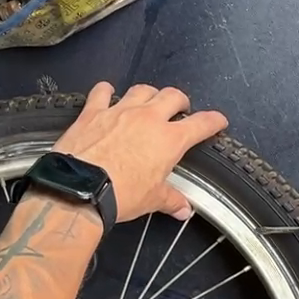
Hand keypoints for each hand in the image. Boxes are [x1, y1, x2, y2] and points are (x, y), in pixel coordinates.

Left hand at [54, 82, 227, 221]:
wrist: (80, 189)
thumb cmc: (121, 194)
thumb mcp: (152, 200)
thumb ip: (171, 200)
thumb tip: (183, 209)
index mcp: (169, 140)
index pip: (201, 124)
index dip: (214, 121)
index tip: (218, 121)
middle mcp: (148, 118)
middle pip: (173, 96)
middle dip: (181, 101)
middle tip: (180, 110)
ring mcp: (120, 110)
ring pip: (142, 89)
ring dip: (149, 94)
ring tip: (149, 101)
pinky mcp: (93, 112)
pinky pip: (102, 91)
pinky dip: (106, 91)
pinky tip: (107, 94)